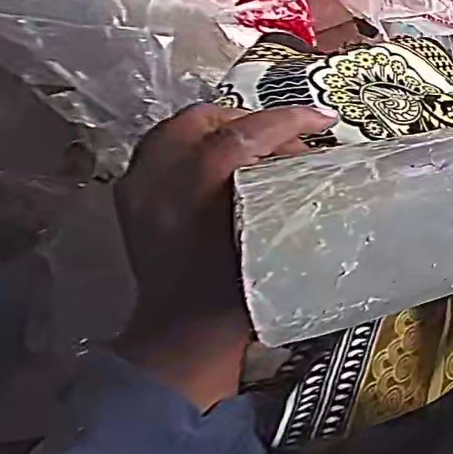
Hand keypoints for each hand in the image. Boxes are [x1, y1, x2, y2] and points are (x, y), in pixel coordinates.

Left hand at [112, 103, 334, 406]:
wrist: (183, 334)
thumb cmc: (235, 294)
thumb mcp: (271, 241)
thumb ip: (283, 191)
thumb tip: (307, 157)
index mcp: (194, 193)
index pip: (245, 133)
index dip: (289, 119)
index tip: (323, 119)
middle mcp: (157, 180)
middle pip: (206, 119)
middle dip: (254, 119)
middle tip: (289, 139)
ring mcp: (137, 186)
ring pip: (181, 128)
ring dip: (224, 127)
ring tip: (257, 148)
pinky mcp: (130, 195)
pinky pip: (164, 149)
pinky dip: (196, 144)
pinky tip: (220, 165)